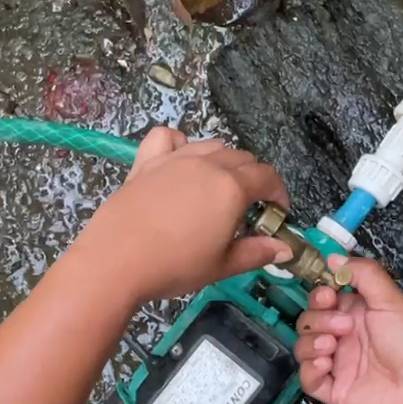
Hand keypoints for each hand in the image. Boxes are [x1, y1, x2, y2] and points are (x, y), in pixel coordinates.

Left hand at [72, 128, 291, 302]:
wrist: (116, 260)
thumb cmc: (175, 266)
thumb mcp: (222, 265)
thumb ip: (256, 253)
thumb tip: (285, 249)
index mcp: (231, 187)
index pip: (267, 177)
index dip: (279, 194)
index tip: (278, 213)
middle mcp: (207, 164)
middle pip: (242, 158)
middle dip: (254, 179)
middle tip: (249, 208)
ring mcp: (175, 158)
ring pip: (211, 145)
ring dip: (223, 162)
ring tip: (218, 188)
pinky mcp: (146, 162)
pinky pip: (168, 137)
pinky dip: (179, 143)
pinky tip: (180, 163)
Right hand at [294, 256, 402, 403]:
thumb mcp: (392, 300)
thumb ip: (364, 274)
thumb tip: (333, 256)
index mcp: (359, 313)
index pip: (325, 299)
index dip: (320, 295)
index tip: (328, 296)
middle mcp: (346, 336)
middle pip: (310, 321)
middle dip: (318, 319)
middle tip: (344, 326)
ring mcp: (340, 364)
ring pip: (305, 348)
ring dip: (311, 343)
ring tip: (331, 347)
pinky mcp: (336, 390)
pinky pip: (309, 380)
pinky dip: (310, 370)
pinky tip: (326, 364)